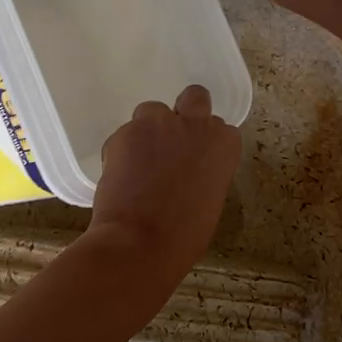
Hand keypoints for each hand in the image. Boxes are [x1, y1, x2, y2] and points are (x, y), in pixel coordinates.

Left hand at [89, 85, 241, 276]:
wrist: (140, 243)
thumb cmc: (185, 235)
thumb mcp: (210, 199)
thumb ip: (203, 173)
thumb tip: (186, 174)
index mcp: (224, 144)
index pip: (220, 129)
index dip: (205, 142)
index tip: (195, 160)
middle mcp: (196, 124)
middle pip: (195, 97)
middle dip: (184, 112)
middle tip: (170, 140)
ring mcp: (159, 124)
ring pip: (152, 112)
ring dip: (147, 131)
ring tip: (137, 162)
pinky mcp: (125, 133)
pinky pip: (123, 136)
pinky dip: (121, 152)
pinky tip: (117, 177)